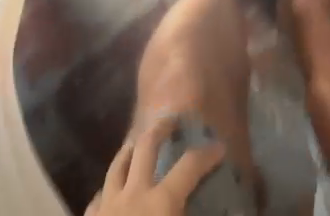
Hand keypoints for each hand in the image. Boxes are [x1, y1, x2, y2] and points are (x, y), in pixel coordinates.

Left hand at [85, 116, 225, 215]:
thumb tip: (230, 210)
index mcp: (161, 203)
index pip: (189, 167)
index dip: (206, 155)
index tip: (219, 147)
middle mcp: (133, 194)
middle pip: (146, 148)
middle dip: (161, 130)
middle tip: (172, 122)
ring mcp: (107, 206)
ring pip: (117, 164)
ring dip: (130, 150)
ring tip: (138, 143)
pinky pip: (99, 196)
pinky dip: (109, 188)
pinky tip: (111, 192)